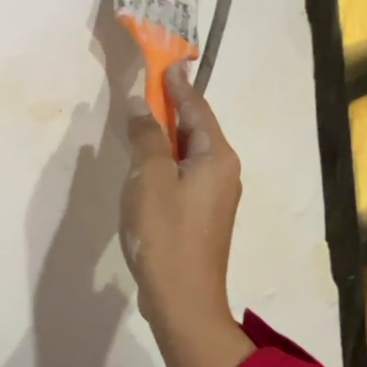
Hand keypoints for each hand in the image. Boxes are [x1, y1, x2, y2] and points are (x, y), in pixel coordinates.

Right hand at [122, 63, 254, 366]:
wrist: (183, 302)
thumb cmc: (166, 233)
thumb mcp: (149, 177)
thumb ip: (146, 136)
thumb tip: (142, 105)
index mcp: (217, 157)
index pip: (197, 108)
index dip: (178, 85)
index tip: (165, 64)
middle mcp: (224, 172)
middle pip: (196, 128)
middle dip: (172, 107)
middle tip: (147, 88)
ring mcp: (216, 197)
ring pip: (190, 153)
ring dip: (166, 135)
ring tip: (142, 121)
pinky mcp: (203, 217)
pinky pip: (185, 174)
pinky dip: (167, 161)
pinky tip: (147, 165)